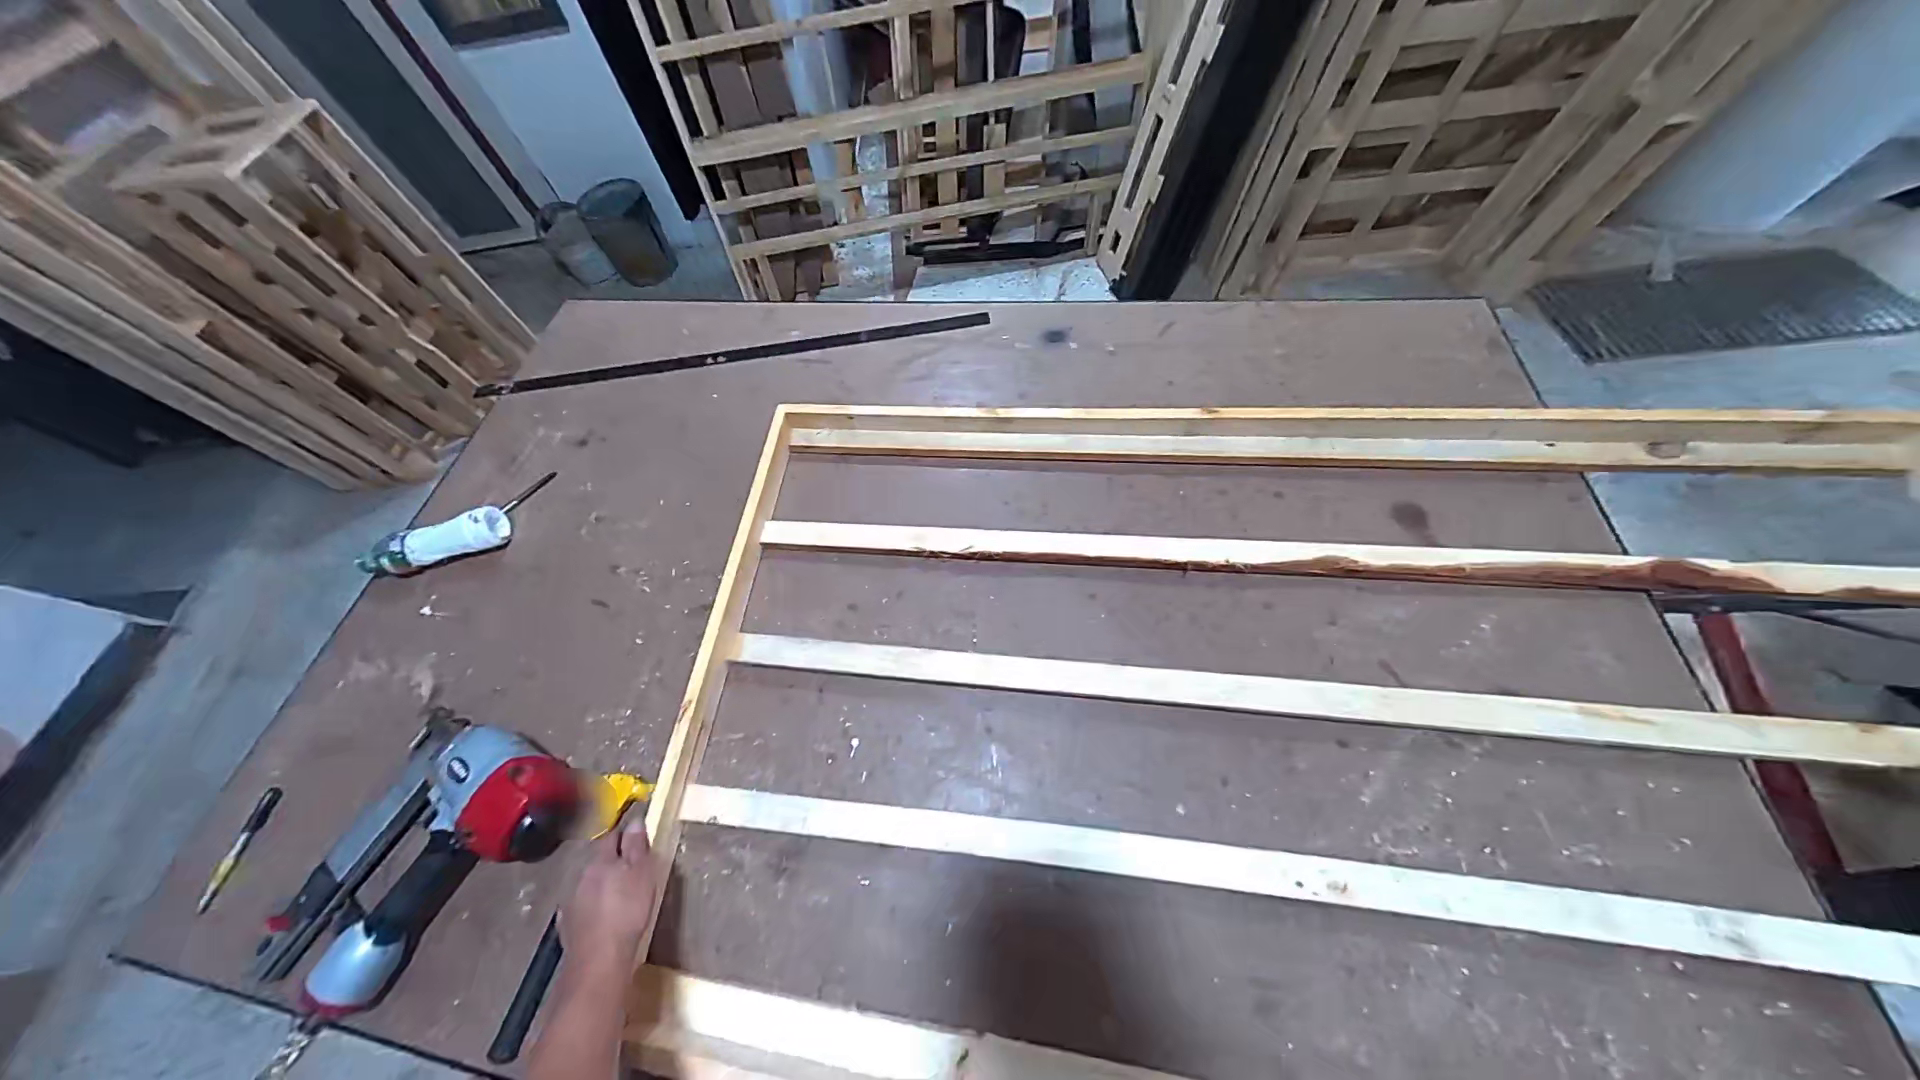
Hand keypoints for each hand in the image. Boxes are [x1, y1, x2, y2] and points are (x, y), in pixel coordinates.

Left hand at [559, 817, 657, 965]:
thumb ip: (637, 846)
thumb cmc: (627, 910)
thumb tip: (635, 821)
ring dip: (601, 881)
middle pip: (598, 858)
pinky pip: (582, 904)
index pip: (612, 835)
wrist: (599, 959)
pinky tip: (602, 913)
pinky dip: (592, 903)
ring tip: (619, 890)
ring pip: (588, 881)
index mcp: (600, 860)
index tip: (637, 835)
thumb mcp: (642, 873)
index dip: (625, 832)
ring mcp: (570, 900)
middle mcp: (580, 875)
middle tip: (632, 864)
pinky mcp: (567, 924)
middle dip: (612, 858)